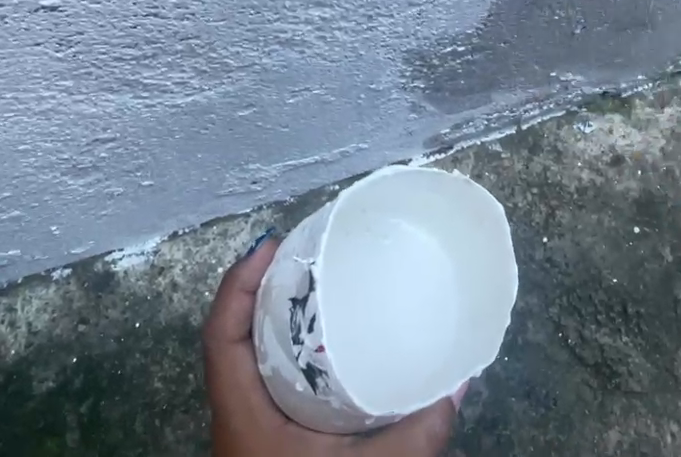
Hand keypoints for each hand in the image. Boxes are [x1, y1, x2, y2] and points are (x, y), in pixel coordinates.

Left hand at [203, 237, 460, 456]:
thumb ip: (415, 435)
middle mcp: (236, 413)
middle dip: (262, 287)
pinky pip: (266, 377)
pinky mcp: (266, 438)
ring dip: (272, 316)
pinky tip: (324, 343)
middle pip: (232, 335)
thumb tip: (460, 381)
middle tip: (307, 255)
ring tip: (316, 285)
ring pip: (247, 356)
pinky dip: (286, 347)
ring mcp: (249, 427)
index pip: (220, 335)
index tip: (273, 244)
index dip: (236, 283)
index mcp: (242, 413)